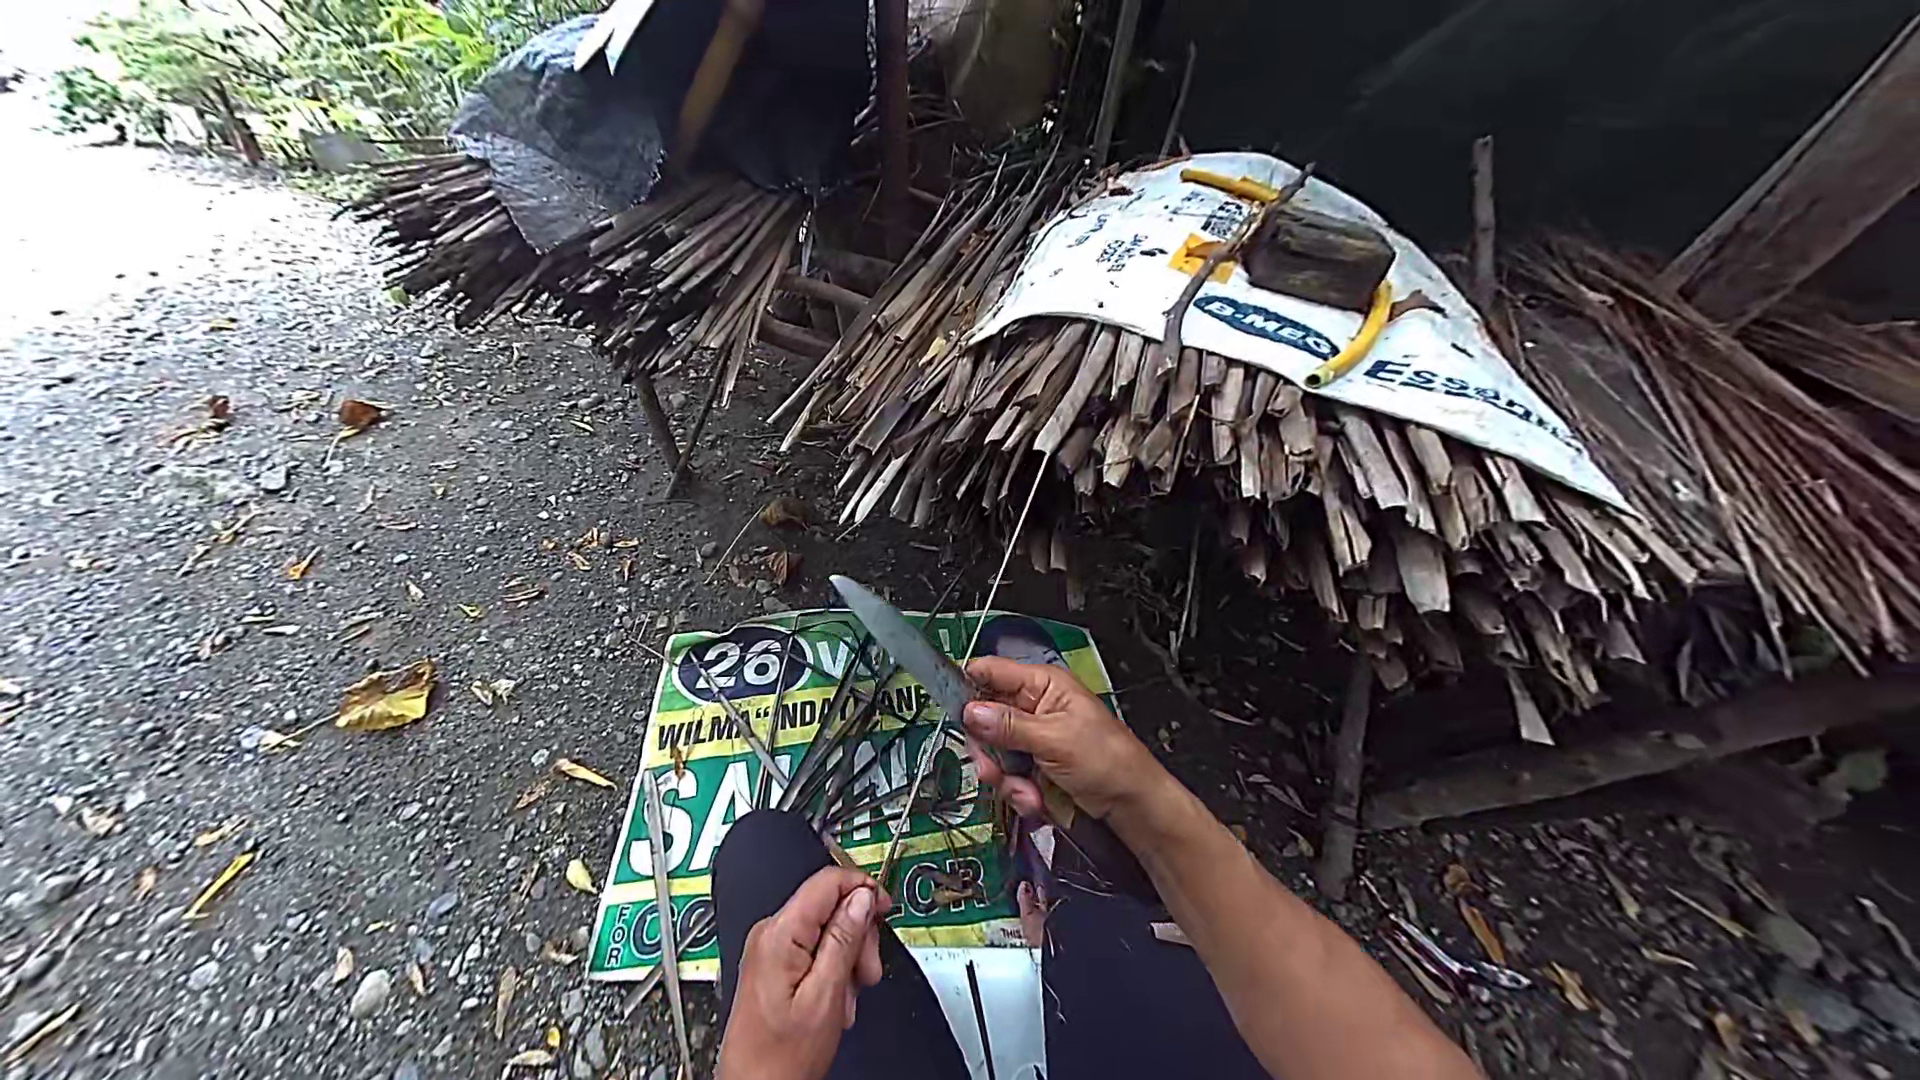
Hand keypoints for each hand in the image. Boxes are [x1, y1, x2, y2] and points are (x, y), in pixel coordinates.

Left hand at [716, 867, 889, 1079]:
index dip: (862, 887)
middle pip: (830, 904)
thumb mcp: (825, 996)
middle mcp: (770, 933)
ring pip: (826, 927)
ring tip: (850, 994)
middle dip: (857, 933)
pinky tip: (836, 997)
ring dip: (848, 955)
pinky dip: (834, 967)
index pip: (828, 881)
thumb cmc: (780, 1062)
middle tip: (868, 970)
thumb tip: (862, 897)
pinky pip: (814, 947)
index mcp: (779, 933)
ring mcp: (770, 949)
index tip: (884, 907)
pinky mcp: (774, 964)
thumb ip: (845, 939)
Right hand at [962, 656, 1166, 819]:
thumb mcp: (1055, 738)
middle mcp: (1032, 707)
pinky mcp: (1032, 767)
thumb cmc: (1109, 760)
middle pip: (983, 718)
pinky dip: (1017, 792)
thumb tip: (971, 710)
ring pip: (992, 752)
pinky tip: (1036, 801)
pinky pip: (1007, 776)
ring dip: (1005, 778)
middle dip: (987, 749)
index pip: (990, 672)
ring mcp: (1031, 738)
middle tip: (994, 769)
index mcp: (1042, 684)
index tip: (954, 712)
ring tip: (1028, 793)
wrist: (1132, 806)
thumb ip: (1009, 725)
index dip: (968, 687)